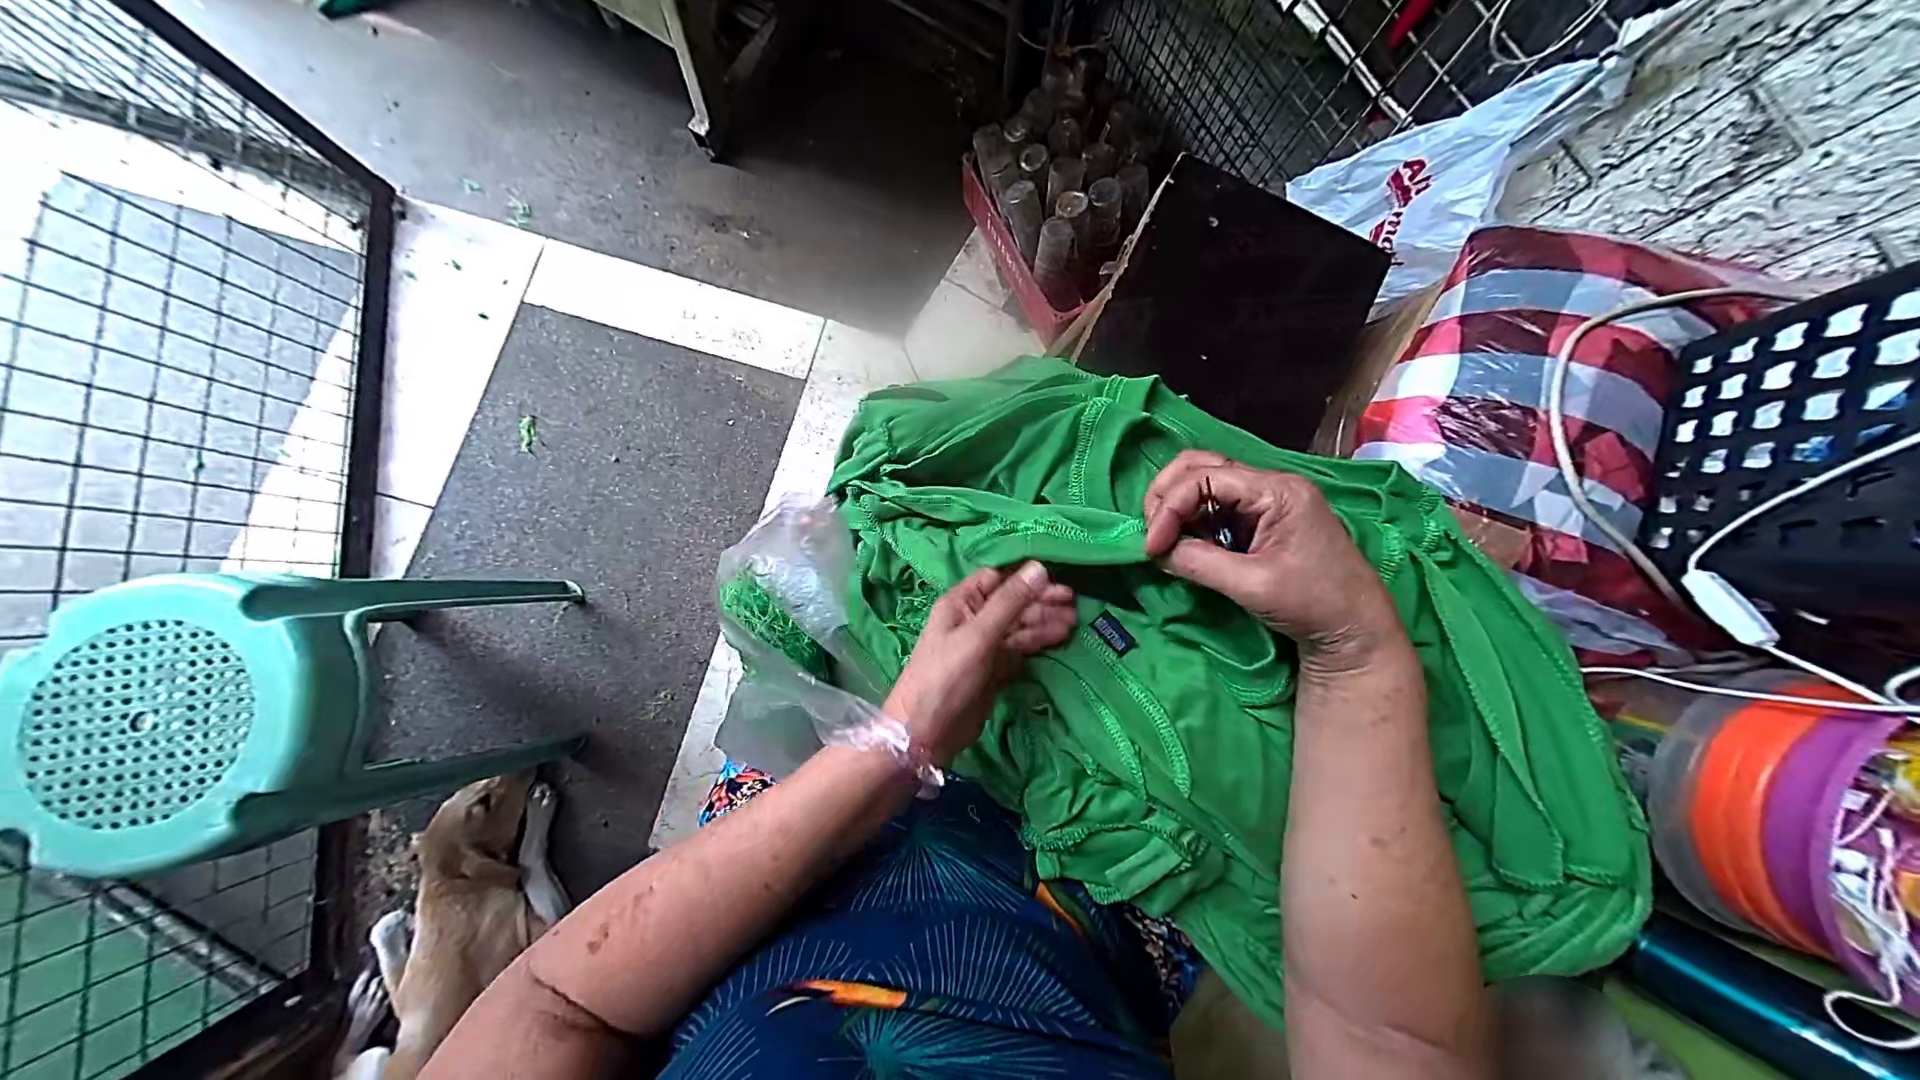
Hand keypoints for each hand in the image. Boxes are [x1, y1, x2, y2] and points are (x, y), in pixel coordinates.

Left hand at [883, 562, 1076, 766]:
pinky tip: (1059, 637)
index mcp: (961, 603)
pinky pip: (1020, 648)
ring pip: (1019, 625)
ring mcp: (984, 644)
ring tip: (1074, 620)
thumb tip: (1039, 568)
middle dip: (1041, 599)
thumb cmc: (945, 677)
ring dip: (1044, 621)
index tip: (1058, 574)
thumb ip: (1009, 602)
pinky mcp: (994, 668)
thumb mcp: (978, 635)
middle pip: (1012, 601)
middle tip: (1074, 602)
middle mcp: (973, 619)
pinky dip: (1038, 641)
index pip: (997, 577)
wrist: (926, 733)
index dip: (1025, 575)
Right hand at [1142, 451, 1404, 672]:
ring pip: (1202, 483)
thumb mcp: (1251, 586)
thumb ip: (1199, 563)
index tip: (1152, 547)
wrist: (1354, 631)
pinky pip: (1213, 506)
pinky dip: (1190, 521)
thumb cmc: (1313, 604)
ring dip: (1176, 509)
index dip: (1168, 508)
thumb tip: (1156, 553)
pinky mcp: (1259, 520)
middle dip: (1166, 497)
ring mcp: (1264, 501)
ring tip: (1166, 542)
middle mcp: (1269, 486)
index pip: (1203, 477)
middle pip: (1199, 467)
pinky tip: (1186, 546)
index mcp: (1277, 491)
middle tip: (1153, 535)